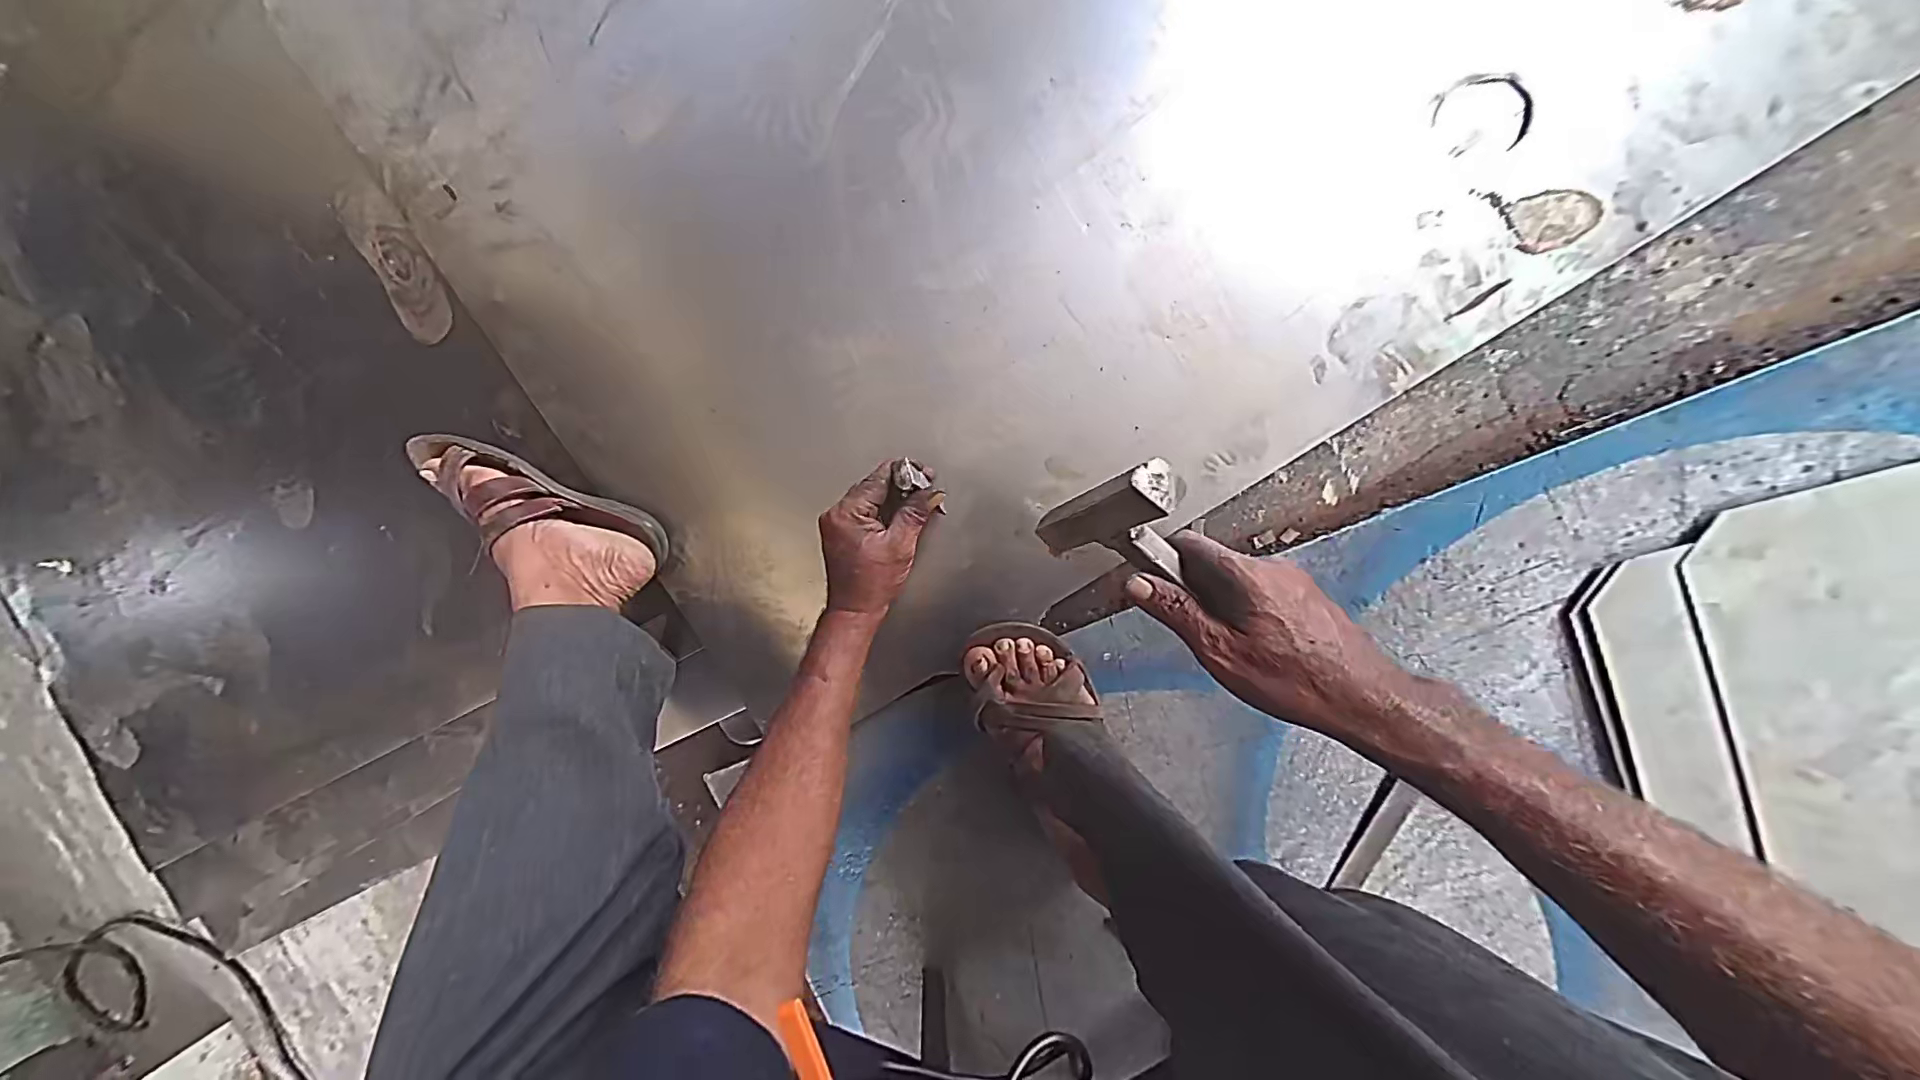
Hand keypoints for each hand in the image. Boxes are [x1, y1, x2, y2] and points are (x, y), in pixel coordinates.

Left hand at [819, 460, 944, 616]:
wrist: (855, 610)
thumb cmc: (870, 586)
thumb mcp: (900, 545)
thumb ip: (914, 513)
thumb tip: (928, 492)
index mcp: (847, 513)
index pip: (879, 478)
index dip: (905, 473)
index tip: (924, 475)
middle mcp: (837, 514)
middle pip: (874, 485)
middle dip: (903, 486)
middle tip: (926, 489)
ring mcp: (838, 523)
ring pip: (872, 498)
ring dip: (896, 498)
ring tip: (917, 504)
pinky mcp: (843, 532)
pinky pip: (867, 511)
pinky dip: (885, 510)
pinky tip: (901, 516)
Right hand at [1123, 531, 1415, 743]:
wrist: (1362, 699)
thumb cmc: (1298, 681)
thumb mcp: (1220, 651)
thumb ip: (1177, 611)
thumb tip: (1140, 584)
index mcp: (1246, 574)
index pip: (1187, 542)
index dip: (1160, 557)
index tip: (1150, 577)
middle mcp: (1272, 567)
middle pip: (1211, 560)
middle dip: (1192, 588)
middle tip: (1194, 628)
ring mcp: (1293, 580)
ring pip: (1236, 577)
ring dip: (1220, 601)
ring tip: (1229, 643)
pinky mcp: (1306, 596)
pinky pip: (1260, 590)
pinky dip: (1246, 609)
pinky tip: (1256, 644)